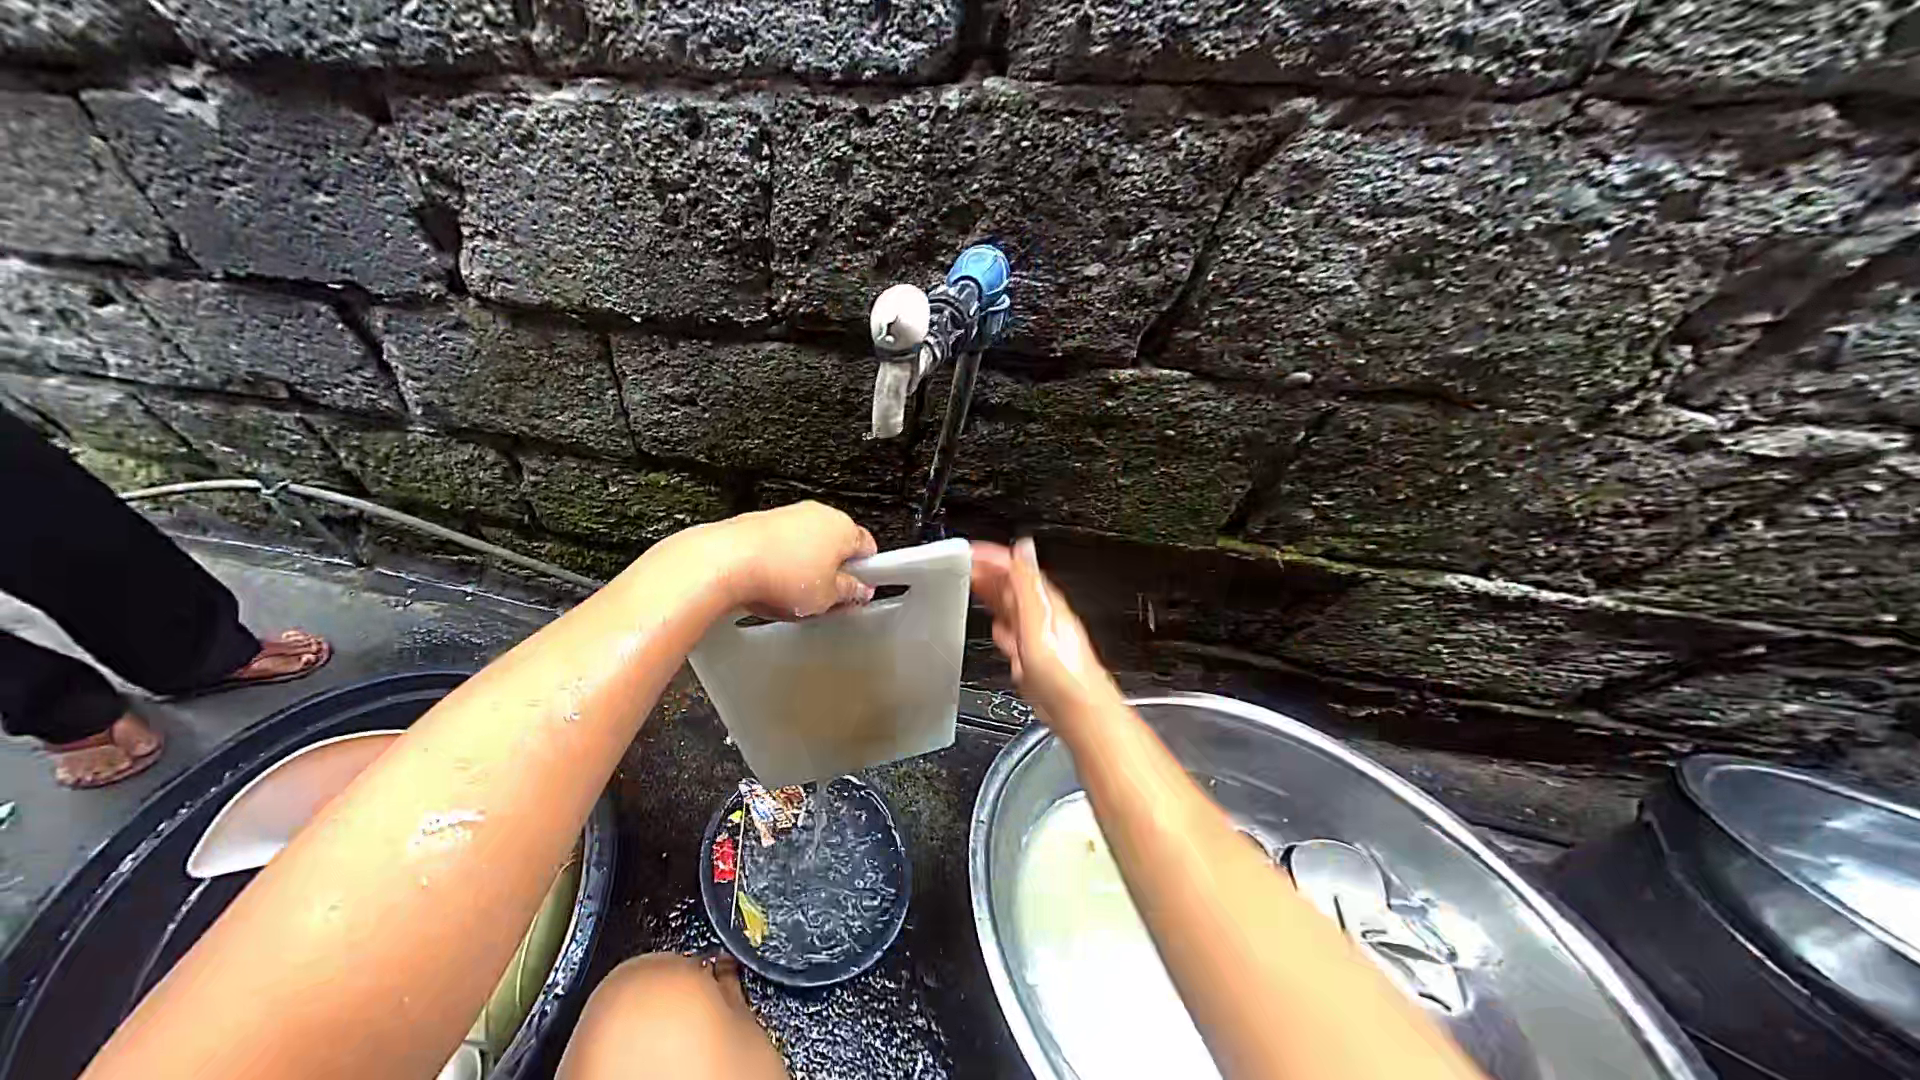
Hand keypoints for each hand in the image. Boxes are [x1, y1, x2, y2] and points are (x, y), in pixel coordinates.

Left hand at [677, 502, 878, 618]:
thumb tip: (856, 590)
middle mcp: (818, 513)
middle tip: (826, 600)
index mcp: (844, 526)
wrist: (724, 562)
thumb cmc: (777, 573)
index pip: (868, 548)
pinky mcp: (761, 524)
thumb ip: (850, 592)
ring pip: (808, 547)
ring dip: (806, 570)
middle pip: (837, 546)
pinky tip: (772, 587)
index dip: (867, 574)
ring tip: (794, 598)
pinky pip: (782, 547)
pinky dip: (781, 564)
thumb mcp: (827, 598)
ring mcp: (788, 516)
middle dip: (834, 573)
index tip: (858, 592)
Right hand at [971, 539, 1123, 729]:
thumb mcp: (1039, 619)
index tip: (970, 551)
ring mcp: (1039, 637)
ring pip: (1011, 609)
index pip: (1016, 567)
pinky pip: (1013, 634)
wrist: (1077, 710)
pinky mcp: (1034, 658)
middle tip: (965, 566)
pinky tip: (997, 629)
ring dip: (992, 597)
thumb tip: (1023, 547)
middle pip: (1012, 586)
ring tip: (974, 588)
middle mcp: (1044, 615)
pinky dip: (1001, 626)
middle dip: (988, 574)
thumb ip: (1027, 582)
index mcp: (1044, 601)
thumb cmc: (1063, 670)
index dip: (992, 556)